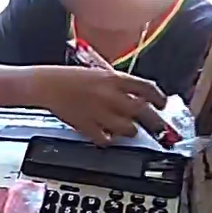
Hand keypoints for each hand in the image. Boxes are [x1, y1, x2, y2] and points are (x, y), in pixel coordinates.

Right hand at [30, 66, 165, 145]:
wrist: (49, 85)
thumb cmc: (72, 78)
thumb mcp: (100, 73)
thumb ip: (119, 84)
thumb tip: (136, 96)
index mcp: (115, 79)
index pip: (147, 88)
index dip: (159, 98)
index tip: (162, 104)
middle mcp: (111, 96)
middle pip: (143, 111)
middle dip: (154, 121)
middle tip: (158, 126)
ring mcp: (100, 112)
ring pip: (128, 129)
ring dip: (131, 131)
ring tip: (130, 131)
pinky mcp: (87, 126)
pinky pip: (106, 139)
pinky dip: (109, 140)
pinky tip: (108, 137)